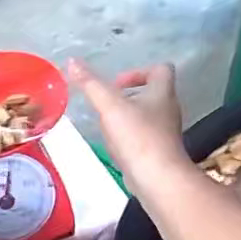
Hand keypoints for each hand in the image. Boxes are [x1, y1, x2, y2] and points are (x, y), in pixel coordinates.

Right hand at [64, 58, 192, 197]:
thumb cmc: (137, 137)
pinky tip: (114, 145)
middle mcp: (168, 109)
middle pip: (153, 93)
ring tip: (106, 124)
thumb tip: (72, 62)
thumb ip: (91, 85)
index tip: (117, 85)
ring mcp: (165, 132)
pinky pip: (144, 136)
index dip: (139, 72)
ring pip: (148, 116)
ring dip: (127, 116)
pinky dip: (129, 137)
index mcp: (162, 93)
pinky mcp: (158, 151)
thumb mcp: (110, 107)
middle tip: (107, 104)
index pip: (161, 69)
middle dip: (129, 95)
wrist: (157, 177)